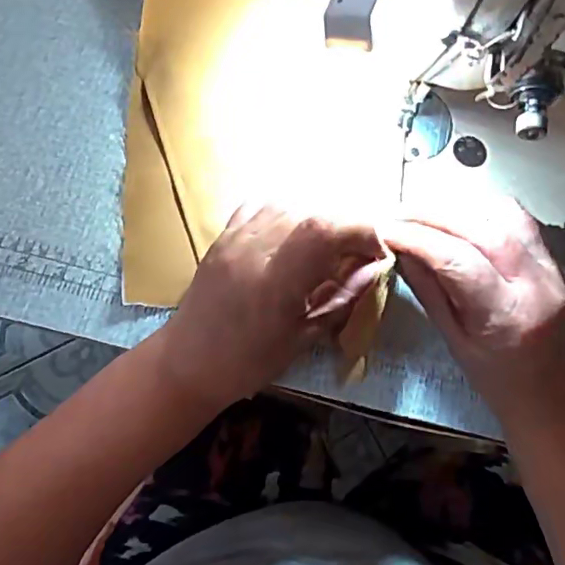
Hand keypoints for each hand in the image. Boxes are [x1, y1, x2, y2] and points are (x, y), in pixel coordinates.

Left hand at [159, 204, 390, 409]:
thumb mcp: (304, 336)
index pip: (325, 227)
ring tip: (328, 245)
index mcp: (275, 278)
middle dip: (345, 225)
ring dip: (317, 216)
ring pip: (287, 202)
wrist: (188, 361)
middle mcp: (253, 247)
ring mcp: (235, 236)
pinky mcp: (223, 235)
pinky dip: (286, 212)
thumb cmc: (248, 362)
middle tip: (357, 252)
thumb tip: (375, 267)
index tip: (377, 252)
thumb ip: (342, 297)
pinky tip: (294, 234)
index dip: (361, 230)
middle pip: (311, 209)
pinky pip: (260, 206)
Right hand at [382, 195, 564, 420]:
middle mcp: (537, 283)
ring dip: (460, 206)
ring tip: (425, 212)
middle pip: (483, 227)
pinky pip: (518, 220)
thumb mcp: (452, 339)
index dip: (418, 238)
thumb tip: (399, 249)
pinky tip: (458, 218)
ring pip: (505, 213)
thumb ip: (428, 289)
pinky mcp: (555, 259)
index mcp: (507, 314)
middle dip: (434, 215)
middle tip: (398, 214)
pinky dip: (482, 211)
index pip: (458, 259)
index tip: (386, 230)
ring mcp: (553, 268)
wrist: (554, 395)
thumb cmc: (497, 378)